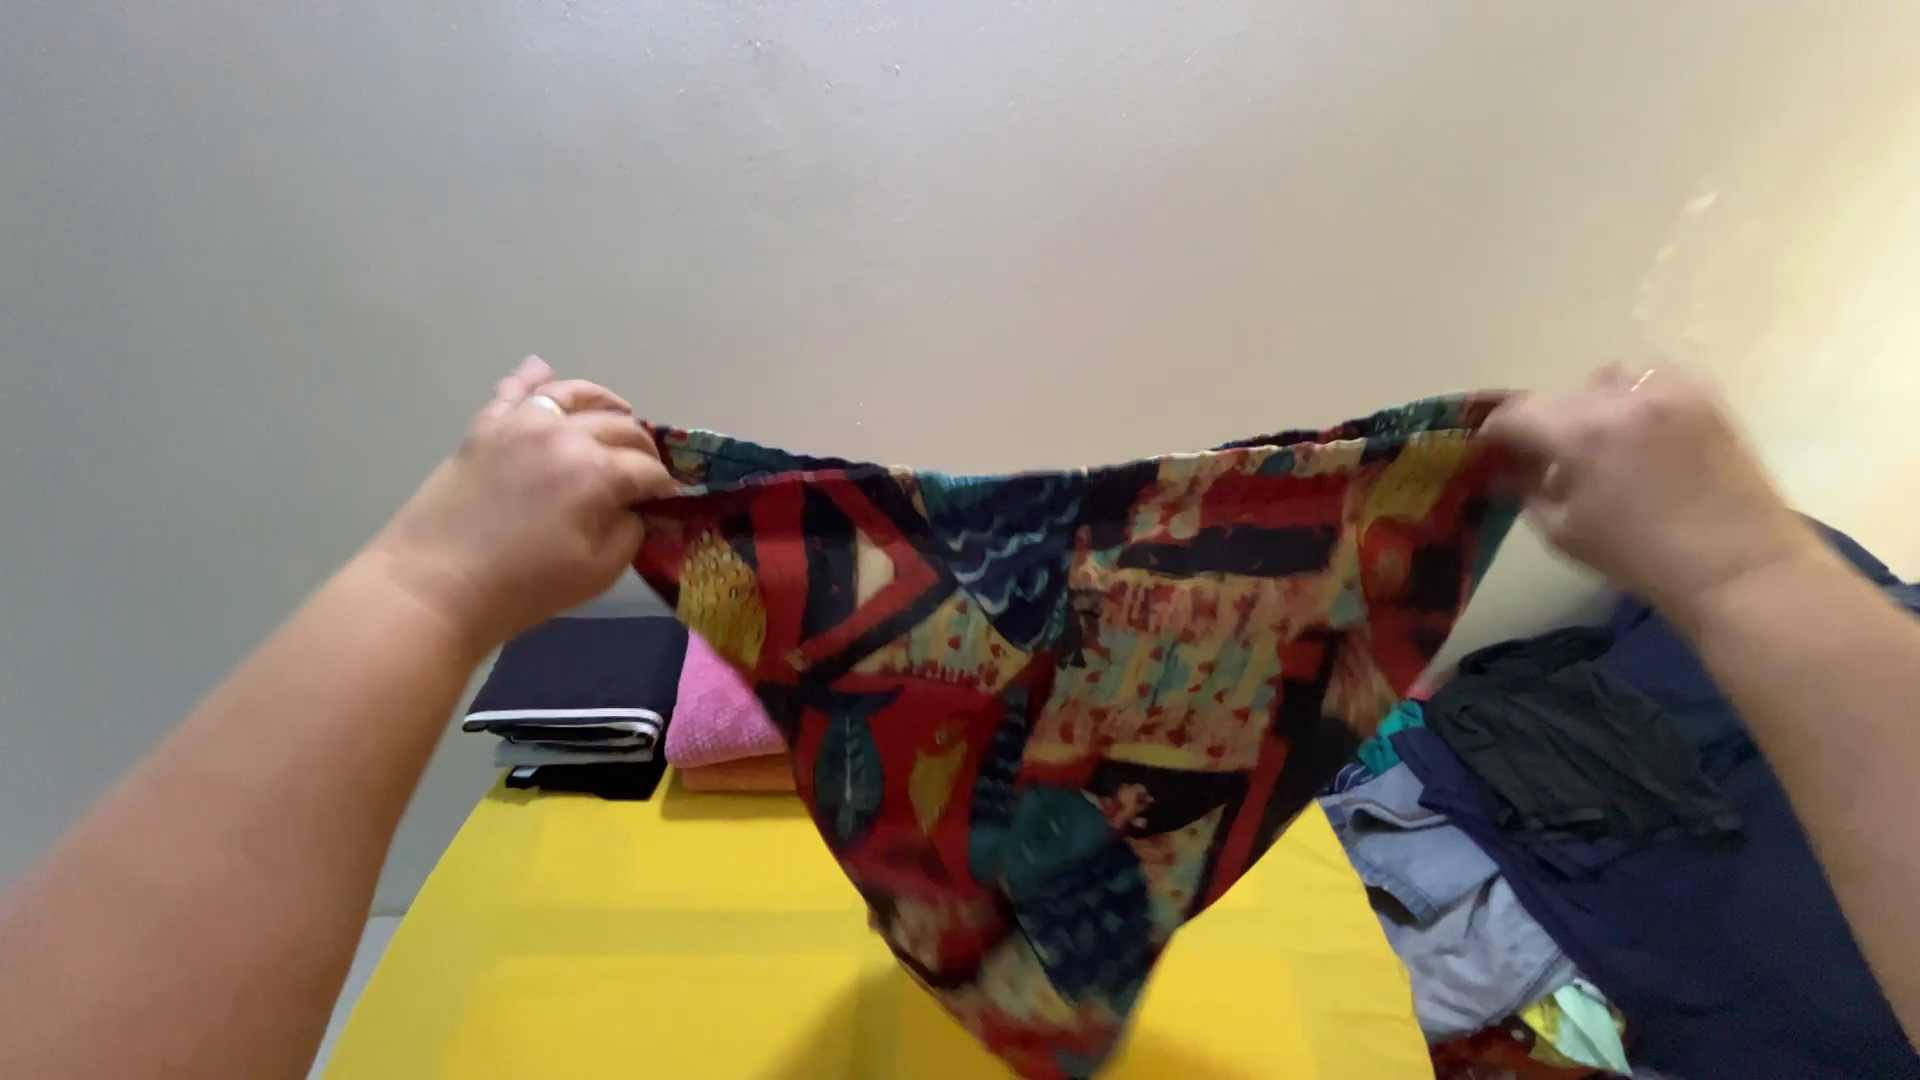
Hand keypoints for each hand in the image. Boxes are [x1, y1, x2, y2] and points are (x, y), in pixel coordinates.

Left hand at [364, 357, 675, 649]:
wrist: (435, 586)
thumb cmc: (526, 585)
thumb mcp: (600, 569)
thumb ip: (630, 531)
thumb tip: (632, 508)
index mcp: (597, 472)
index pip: (648, 470)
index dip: (664, 485)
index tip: (669, 499)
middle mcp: (564, 436)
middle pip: (620, 428)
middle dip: (643, 448)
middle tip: (647, 469)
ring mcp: (521, 426)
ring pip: (572, 394)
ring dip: (604, 400)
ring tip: (620, 410)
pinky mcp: (485, 430)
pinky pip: (512, 392)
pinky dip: (531, 377)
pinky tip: (542, 369)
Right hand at [1484, 362, 1822, 613]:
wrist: (1737, 565)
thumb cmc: (1636, 554)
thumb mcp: (1559, 528)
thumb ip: (1524, 488)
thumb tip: (1506, 467)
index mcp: (1583, 434)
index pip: (1516, 414)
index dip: (1493, 431)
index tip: (1486, 449)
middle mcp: (1626, 400)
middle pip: (1556, 394)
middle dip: (1536, 421)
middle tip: (1534, 452)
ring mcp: (1672, 393)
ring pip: (1605, 376)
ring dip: (1585, 400)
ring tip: (1588, 435)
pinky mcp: (1706, 399)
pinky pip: (1651, 377)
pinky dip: (1629, 394)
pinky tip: (1630, 428)